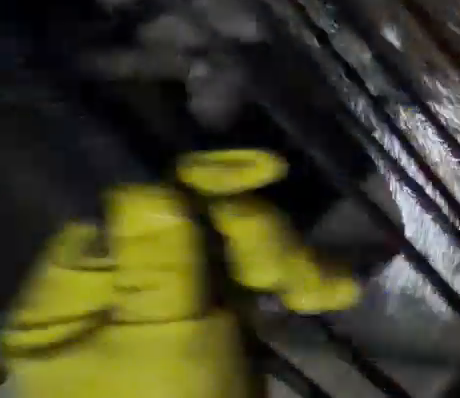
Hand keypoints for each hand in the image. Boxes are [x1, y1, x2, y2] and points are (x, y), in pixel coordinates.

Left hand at [3, 150, 357, 397]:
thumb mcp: (159, 337)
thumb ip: (159, 261)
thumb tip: (152, 185)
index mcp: (79, 297)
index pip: (136, 210)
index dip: (202, 181)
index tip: (268, 172)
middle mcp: (126, 292)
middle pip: (206, 223)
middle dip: (261, 239)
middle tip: (281, 273)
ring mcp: (181, 305)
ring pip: (248, 246)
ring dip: (292, 261)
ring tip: (316, 293)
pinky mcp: (227, 320)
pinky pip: (271, 278)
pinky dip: (307, 281)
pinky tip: (332, 294)